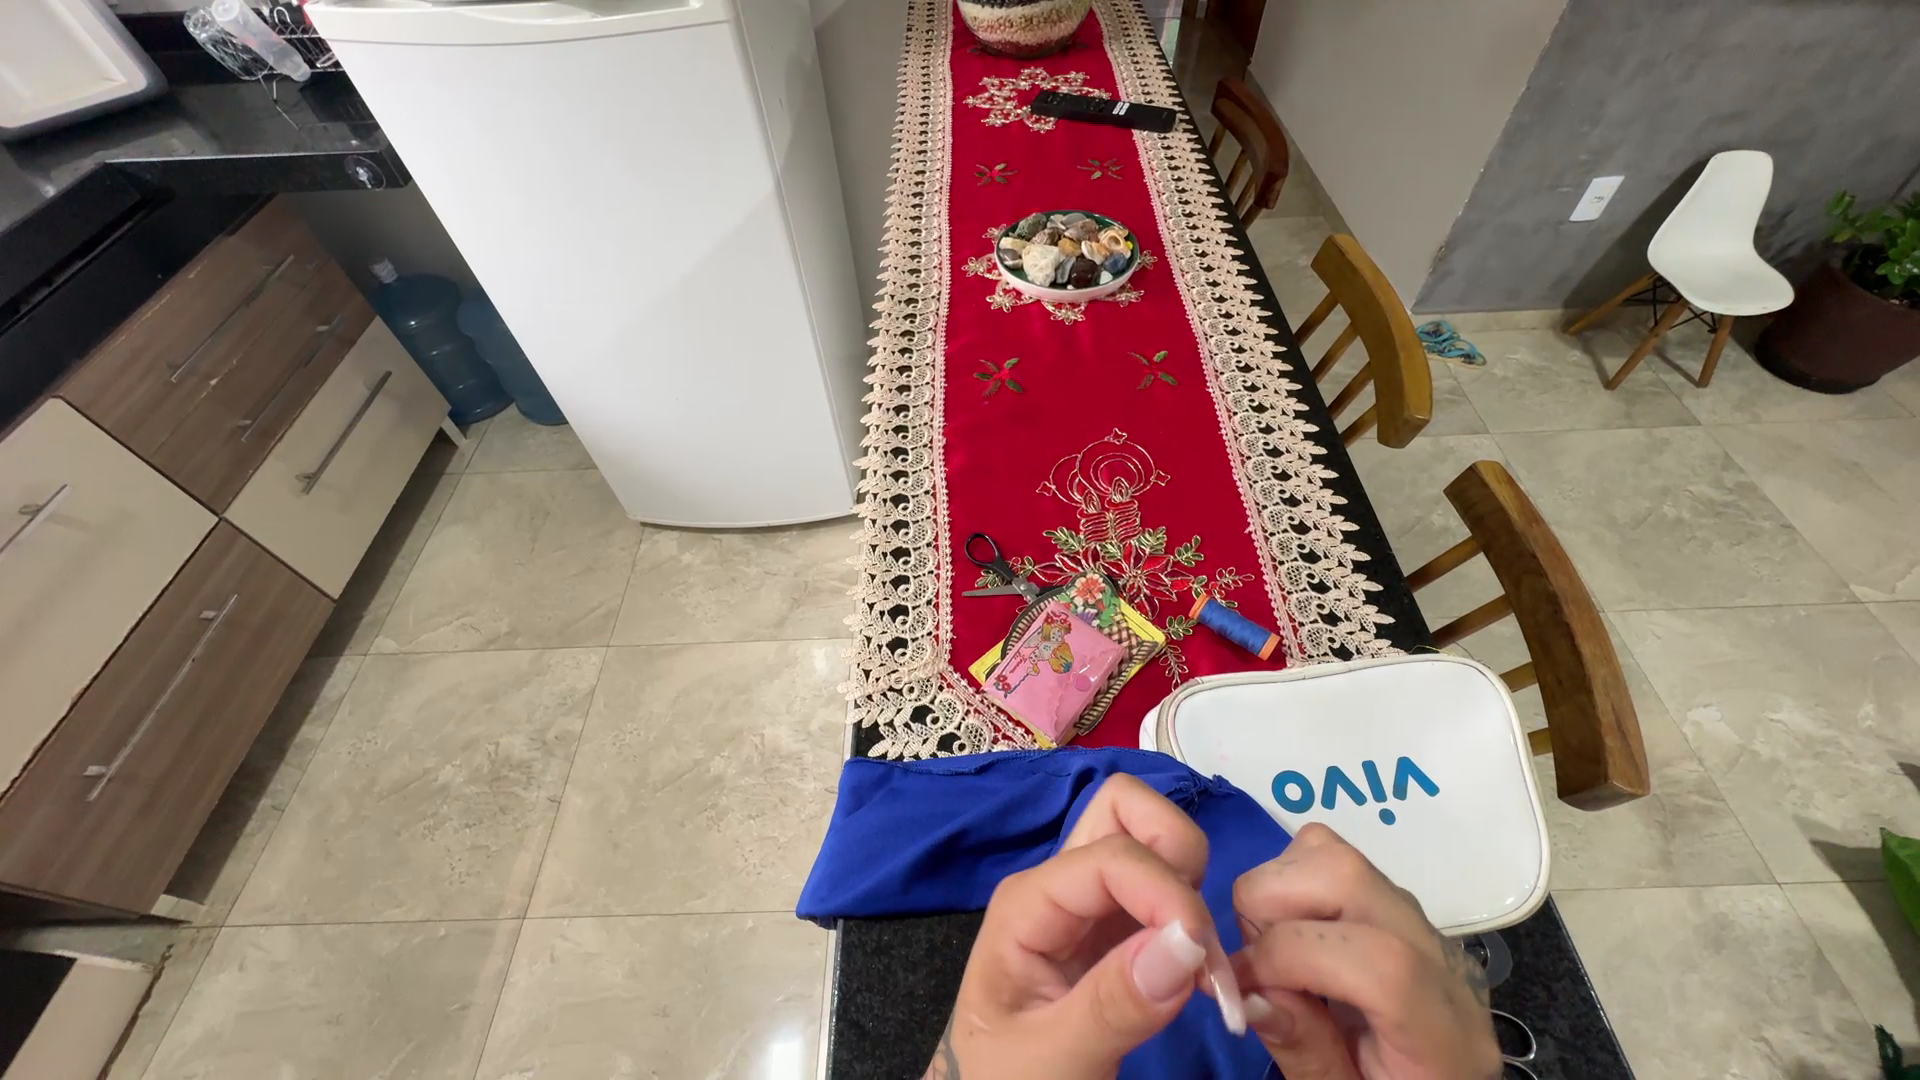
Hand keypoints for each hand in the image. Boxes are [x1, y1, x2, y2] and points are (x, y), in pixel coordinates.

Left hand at [925, 774, 1246, 1079]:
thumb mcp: (1046, 1063)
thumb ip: (1113, 1006)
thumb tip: (1187, 942)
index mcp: (1029, 901)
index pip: (1112, 855)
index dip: (1168, 894)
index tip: (1205, 967)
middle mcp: (1060, 883)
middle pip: (1126, 809)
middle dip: (1178, 857)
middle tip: (1200, 948)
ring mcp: (1089, 901)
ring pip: (1151, 839)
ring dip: (1193, 888)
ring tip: (1206, 975)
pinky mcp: (1116, 928)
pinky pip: (1164, 889)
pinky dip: (1195, 918)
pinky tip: (1204, 981)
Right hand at [1230, 823, 1502, 1079]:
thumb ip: (1303, 1051)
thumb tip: (1243, 988)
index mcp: (1445, 1034)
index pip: (1379, 962)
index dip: (1290, 957)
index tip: (1239, 986)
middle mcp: (1442, 959)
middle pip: (1346, 875)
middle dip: (1270, 907)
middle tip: (1256, 964)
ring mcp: (1419, 920)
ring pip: (1330, 851)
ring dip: (1276, 889)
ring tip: (1273, 948)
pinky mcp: (1393, 901)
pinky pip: (1330, 854)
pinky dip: (1289, 879)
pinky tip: (1291, 931)